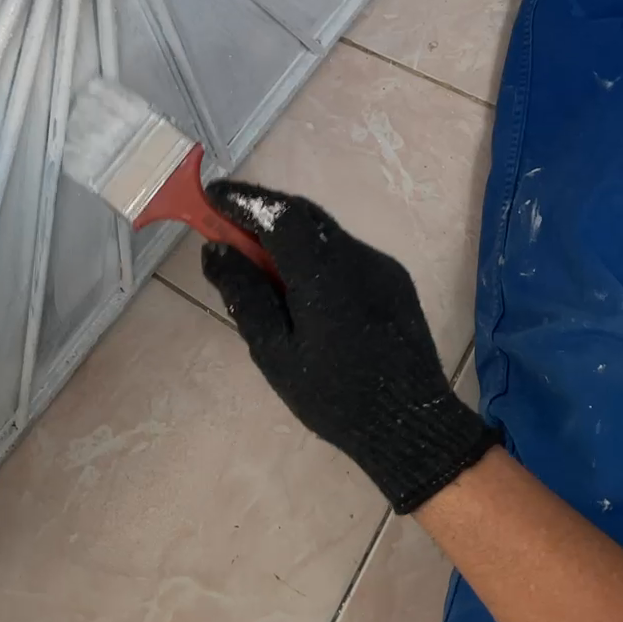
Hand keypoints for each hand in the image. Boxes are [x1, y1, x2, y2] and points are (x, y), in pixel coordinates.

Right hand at [201, 180, 496, 512]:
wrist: (411, 425)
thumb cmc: (334, 396)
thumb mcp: (274, 352)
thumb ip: (244, 295)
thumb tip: (214, 250)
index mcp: (323, 272)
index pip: (278, 213)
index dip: (243, 199)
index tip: (211, 196)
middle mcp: (355, 255)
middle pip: (302, 214)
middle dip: (262, 210)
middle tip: (225, 222)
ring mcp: (378, 264)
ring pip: (324, 231)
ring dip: (287, 231)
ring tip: (256, 256)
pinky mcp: (392, 277)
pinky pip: (343, 251)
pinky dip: (312, 252)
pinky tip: (299, 283)